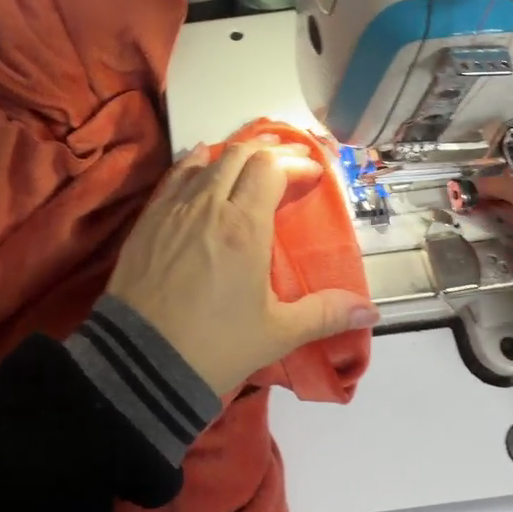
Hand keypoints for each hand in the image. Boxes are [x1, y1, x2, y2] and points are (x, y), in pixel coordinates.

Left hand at [107, 137, 380, 395]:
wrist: (142, 361)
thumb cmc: (215, 345)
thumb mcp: (277, 332)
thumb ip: (325, 314)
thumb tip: (371, 311)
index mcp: (244, 226)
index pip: (271, 170)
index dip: (296, 163)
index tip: (314, 172)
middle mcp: (208, 205)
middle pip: (240, 155)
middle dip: (269, 150)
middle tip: (290, 157)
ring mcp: (174, 208)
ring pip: (207, 160)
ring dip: (235, 153)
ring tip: (253, 157)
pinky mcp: (149, 218)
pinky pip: (175, 175)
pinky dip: (195, 162)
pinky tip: (202, 160)